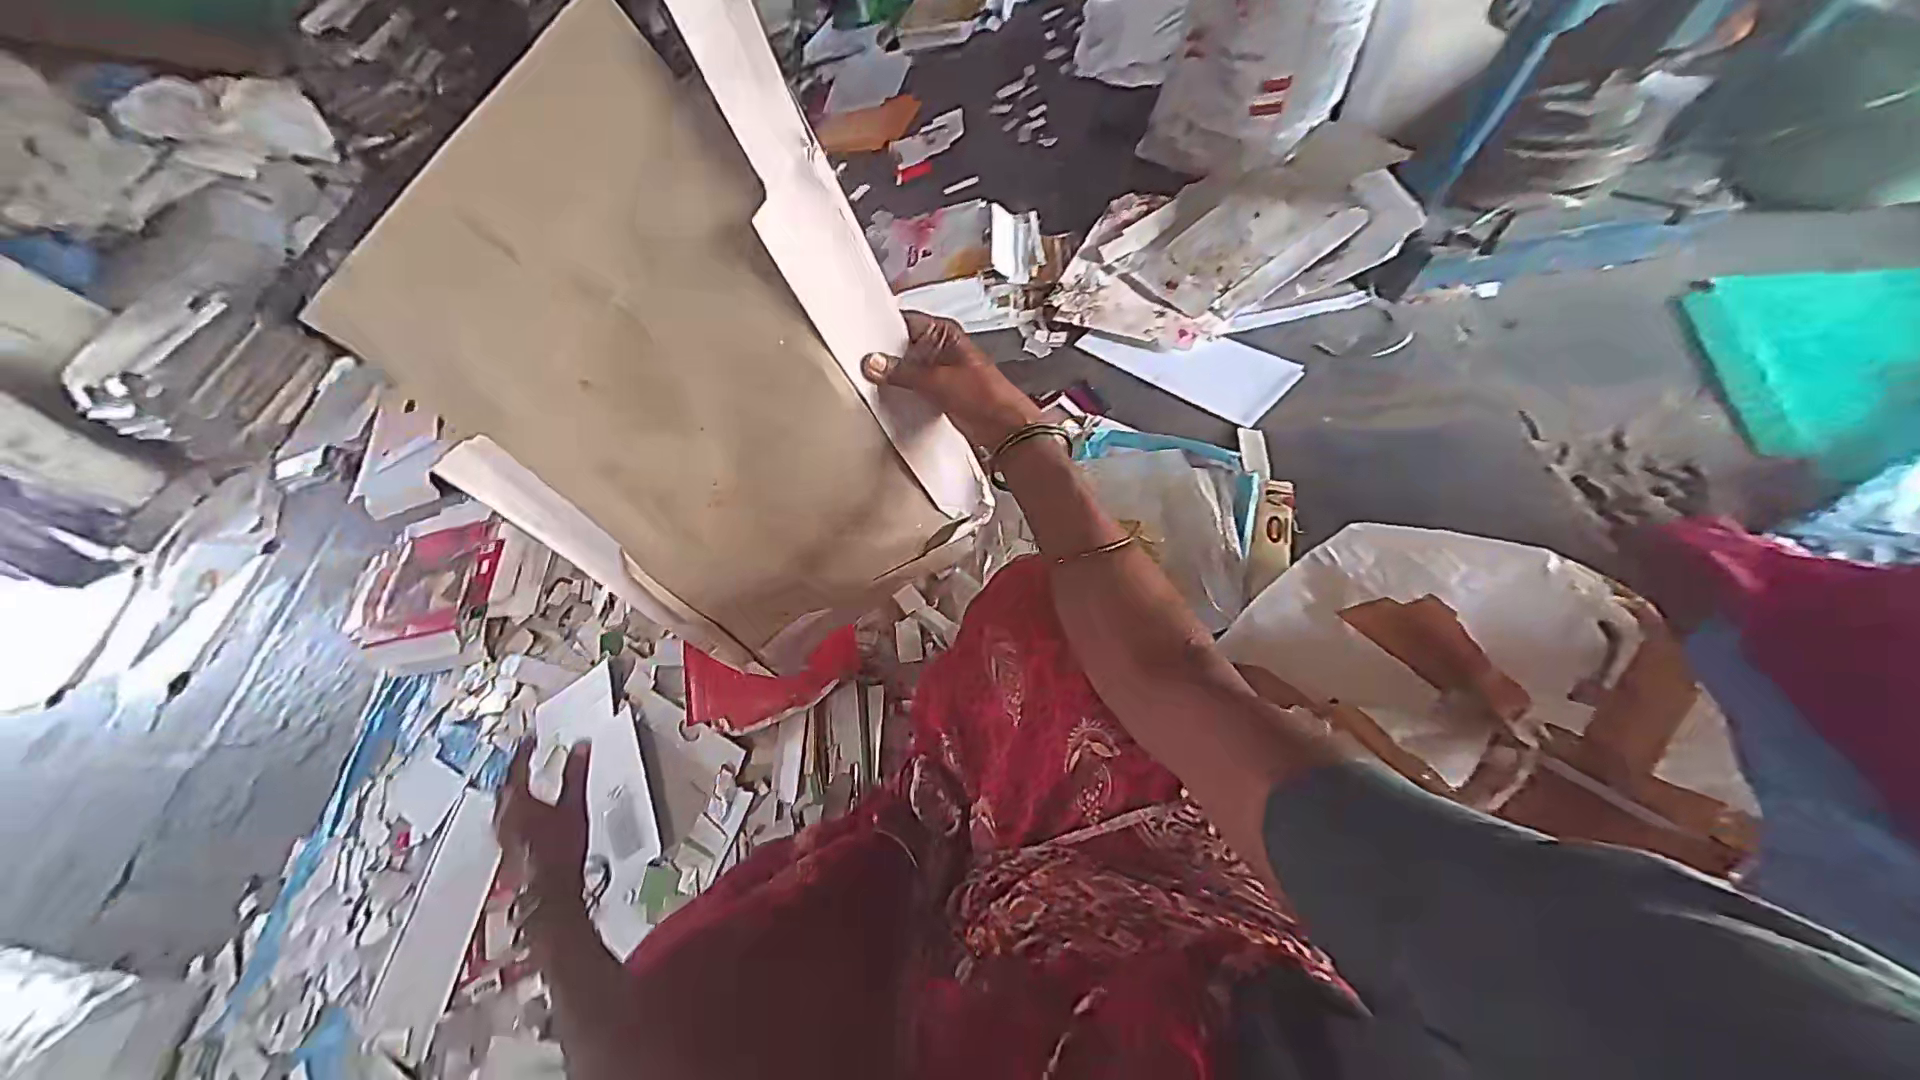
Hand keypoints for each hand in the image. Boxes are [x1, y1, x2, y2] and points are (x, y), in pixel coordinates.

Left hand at [497, 738, 591, 912]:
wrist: (551, 888)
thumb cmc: (560, 850)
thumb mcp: (575, 804)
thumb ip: (576, 773)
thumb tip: (580, 749)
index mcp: (518, 802)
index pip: (517, 767)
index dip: (524, 750)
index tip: (529, 739)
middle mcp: (503, 816)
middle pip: (506, 785)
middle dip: (515, 769)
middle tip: (525, 757)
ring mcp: (502, 832)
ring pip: (503, 802)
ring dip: (513, 788)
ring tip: (526, 780)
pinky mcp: (506, 844)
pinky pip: (505, 817)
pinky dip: (514, 807)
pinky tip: (525, 810)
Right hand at [863, 312, 1042, 446]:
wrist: (1005, 428)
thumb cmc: (988, 397)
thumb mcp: (937, 381)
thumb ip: (903, 372)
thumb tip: (875, 363)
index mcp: (945, 333)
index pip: (906, 320)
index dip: (884, 327)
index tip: (864, 336)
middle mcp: (943, 349)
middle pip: (904, 344)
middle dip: (887, 353)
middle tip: (865, 360)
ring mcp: (941, 370)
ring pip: (909, 367)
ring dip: (895, 374)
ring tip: (875, 378)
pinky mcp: (941, 391)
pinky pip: (915, 385)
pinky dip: (904, 390)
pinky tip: (892, 395)